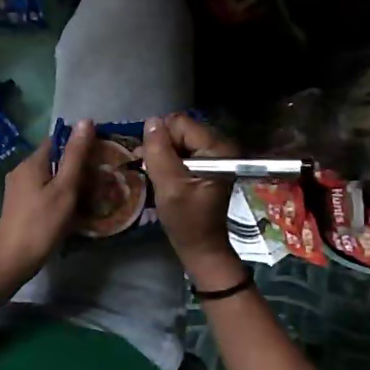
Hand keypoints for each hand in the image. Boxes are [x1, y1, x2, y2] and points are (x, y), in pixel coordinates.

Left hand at [0, 121, 94, 282]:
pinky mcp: (19, 204)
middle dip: (76, 165)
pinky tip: (71, 208)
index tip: (101, 155)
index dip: (80, 144)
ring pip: (49, 176)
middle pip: (54, 158)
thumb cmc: (41, 223)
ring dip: (68, 182)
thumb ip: (76, 156)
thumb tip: (86, 121)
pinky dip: (58, 195)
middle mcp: (21, 170)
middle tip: (100, 178)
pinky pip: (42, 191)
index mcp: (31, 161)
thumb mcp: (64, 188)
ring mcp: (18, 188)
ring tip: (91, 194)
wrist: (12, 259)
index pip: (58, 140)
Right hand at [143, 113, 248, 290]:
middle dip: (161, 146)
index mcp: (216, 148)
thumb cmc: (186, 220)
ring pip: (178, 140)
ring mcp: (214, 155)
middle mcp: (219, 145)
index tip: (149, 161)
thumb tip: (151, 122)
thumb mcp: (168, 186)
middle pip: (179, 129)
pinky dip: (169, 162)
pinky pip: (182, 152)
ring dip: (163, 155)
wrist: (201, 247)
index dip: (160, 139)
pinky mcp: (207, 164)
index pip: (179, 123)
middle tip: (150, 169)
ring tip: (155, 174)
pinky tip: (164, 177)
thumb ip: (159, 152)